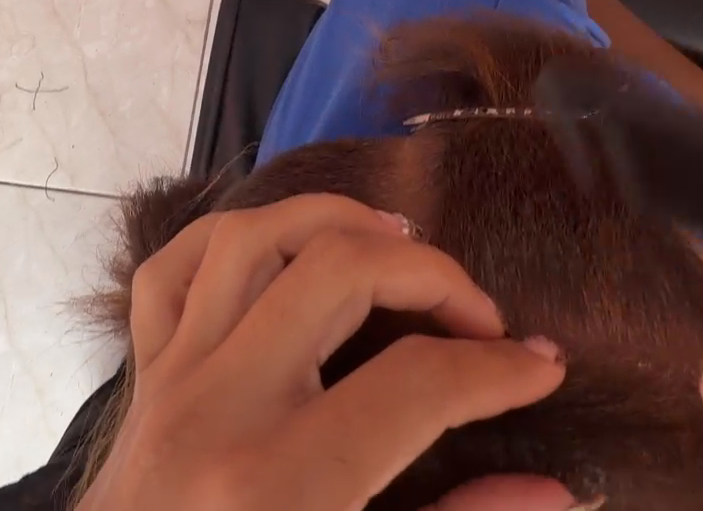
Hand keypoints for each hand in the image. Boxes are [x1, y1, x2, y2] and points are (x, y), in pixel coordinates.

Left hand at [78, 193, 575, 510]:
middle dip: (430, 273)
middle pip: (338, 271)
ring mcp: (171, 378)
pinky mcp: (142, 373)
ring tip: (392, 239)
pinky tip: (283, 250)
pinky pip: (172, 267)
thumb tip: (561, 492)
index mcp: (280, 486)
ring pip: (250, 239)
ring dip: (332, 219)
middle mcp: (220, 408)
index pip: (418, 385)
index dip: (498, 369)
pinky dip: (230, 240)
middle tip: (476, 312)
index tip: (542, 365)